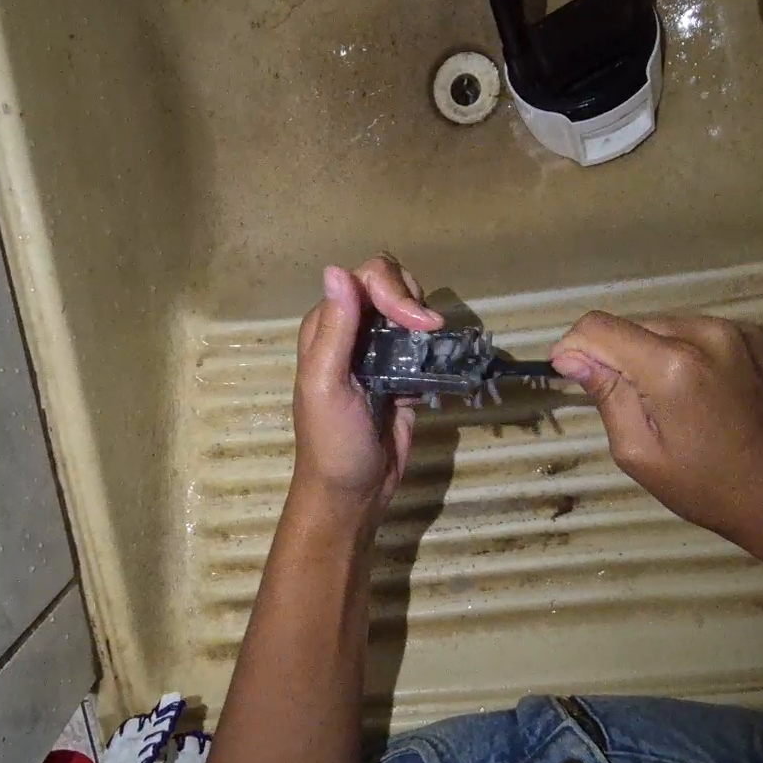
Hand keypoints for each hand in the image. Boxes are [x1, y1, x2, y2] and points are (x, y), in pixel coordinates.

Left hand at [290, 255, 442, 515]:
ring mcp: (377, 354)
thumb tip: (336, 269)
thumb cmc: (333, 442)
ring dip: (426, 323)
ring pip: (408, 312)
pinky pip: (421, 347)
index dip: (394, 291)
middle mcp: (350, 332)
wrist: (353, 493)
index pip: (364, 278)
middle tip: (429, 331)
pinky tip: (437, 370)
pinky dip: (434, 351)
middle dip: (413, 299)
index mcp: (325, 327)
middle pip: (388, 285)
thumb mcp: (326, 385)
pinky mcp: (401, 375)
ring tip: (434, 349)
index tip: (419, 323)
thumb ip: (335, 329)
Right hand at [550, 311, 762, 544]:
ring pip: (678, 326)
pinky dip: (706, 355)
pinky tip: (721, 393)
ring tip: (685, 400)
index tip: (574, 373)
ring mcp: (750, 331)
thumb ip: (606, 396)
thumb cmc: (708, 488)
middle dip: (624, 356)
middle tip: (640, 405)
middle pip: (639, 325)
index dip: (575, 347)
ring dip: (665, 353)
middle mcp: (710, 333)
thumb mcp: (639, 453)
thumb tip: (570, 357)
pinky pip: (719, 333)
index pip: (597, 327)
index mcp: (671, 365)